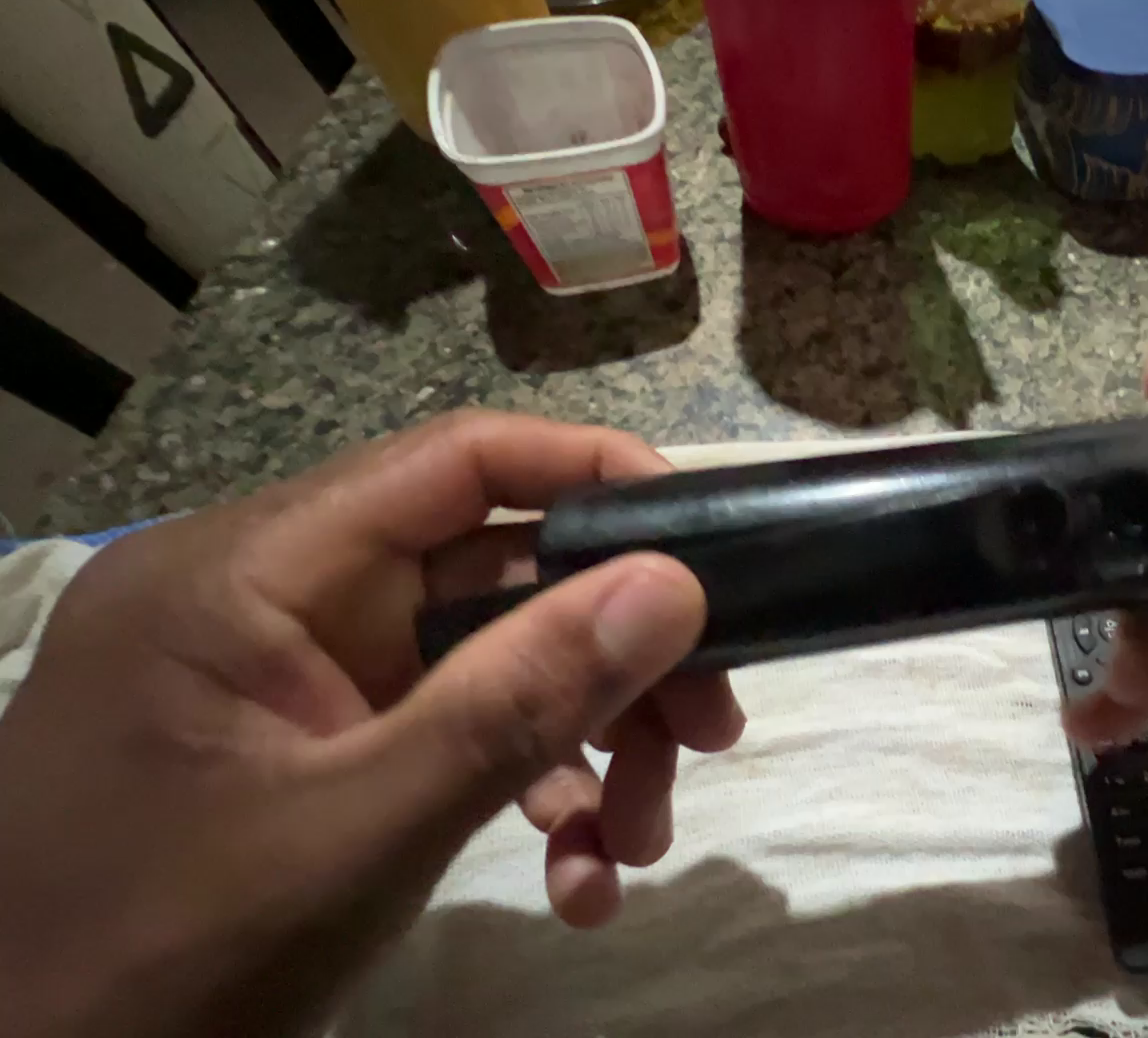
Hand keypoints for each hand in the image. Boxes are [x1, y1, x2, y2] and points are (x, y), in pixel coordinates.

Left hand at [0, 411, 742, 1037]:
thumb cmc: (148, 971)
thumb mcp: (360, 831)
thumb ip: (519, 702)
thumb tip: (674, 588)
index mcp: (260, 572)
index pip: (462, 462)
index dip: (596, 474)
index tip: (704, 536)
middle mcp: (303, 598)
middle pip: (519, 577)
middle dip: (625, 658)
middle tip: (713, 727)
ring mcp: (334, 672)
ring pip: (523, 660)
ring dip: (605, 744)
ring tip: (641, 840)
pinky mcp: (361, 737)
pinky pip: (491, 730)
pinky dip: (555, 794)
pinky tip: (581, 876)